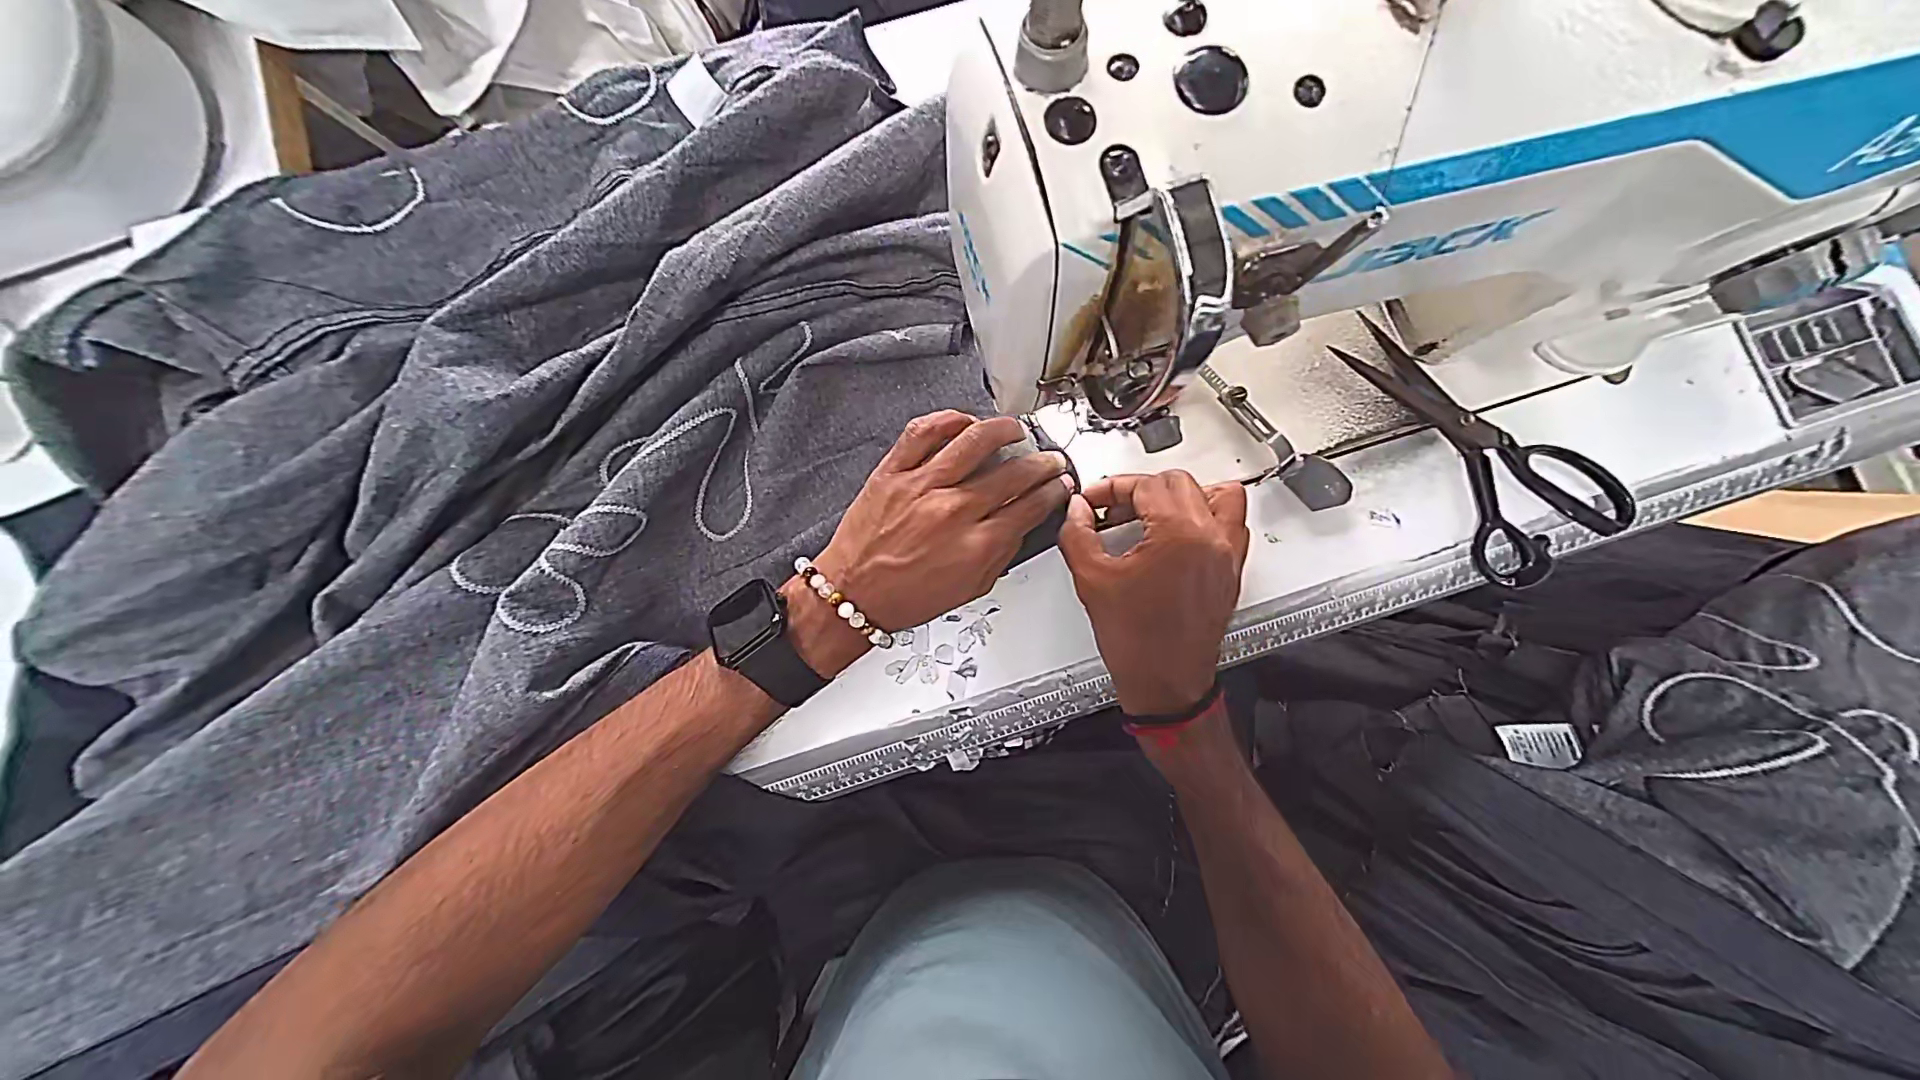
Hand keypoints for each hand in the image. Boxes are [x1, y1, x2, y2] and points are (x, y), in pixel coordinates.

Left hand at [785, 411, 1072, 676]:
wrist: (853, 595)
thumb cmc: (904, 597)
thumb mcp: (970, 588)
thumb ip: (1001, 554)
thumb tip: (1022, 524)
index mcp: (976, 545)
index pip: (1030, 506)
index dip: (1052, 492)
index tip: (1058, 485)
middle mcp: (952, 511)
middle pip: (1013, 473)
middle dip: (1042, 463)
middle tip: (1048, 459)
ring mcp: (921, 487)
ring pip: (974, 441)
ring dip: (1004, 430)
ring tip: (1015, 430)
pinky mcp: (893, 473)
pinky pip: (923, 433)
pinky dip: (947, 420)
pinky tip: (964, 421)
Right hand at [1057, 471, 1248, 715]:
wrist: (1166, 683)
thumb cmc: (1140, 644)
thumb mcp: (1092, 580)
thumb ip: (1078, 534)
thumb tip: (1078, 511)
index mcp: (1179, 535)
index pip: (1146, 485)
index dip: (1112, 487)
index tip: (1095, 499)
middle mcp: (1212, 538)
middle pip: (1178, 483)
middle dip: (1140, 489)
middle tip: (1112, 508)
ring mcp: (1227, 554)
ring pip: (1214, 494)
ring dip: (1179, 495)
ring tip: (1150, 512)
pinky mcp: (1231, 569)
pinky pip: (1232, 523)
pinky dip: (1208, 515)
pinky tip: (1180, 531)